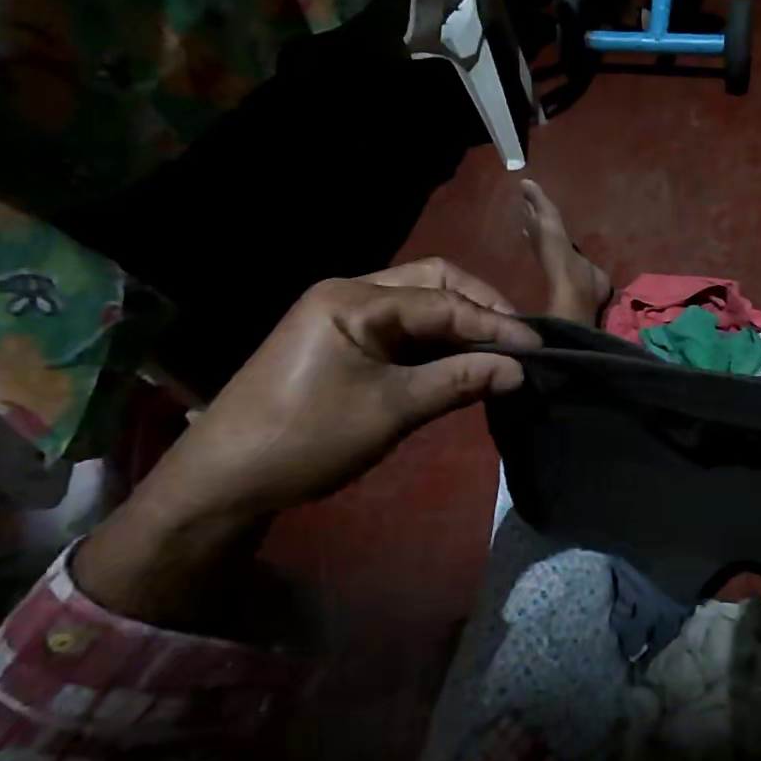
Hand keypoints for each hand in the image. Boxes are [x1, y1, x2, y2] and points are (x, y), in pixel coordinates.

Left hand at [74, 259, 539, 627]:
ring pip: (418, 302)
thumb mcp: (390, 410)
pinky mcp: (342, 338)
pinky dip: (434, 340)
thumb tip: (519, 369)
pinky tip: (458, 360)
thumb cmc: (306, 439)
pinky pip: (400, 326)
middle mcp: (349, 291)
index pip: (443, 301)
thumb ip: (458, 381)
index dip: (494, 323)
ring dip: (458, 323)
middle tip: (516, 341)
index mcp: (355, 299)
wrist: (224, 478)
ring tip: (497, 350)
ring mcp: (343, 313)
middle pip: (432, 282)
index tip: (535, 347)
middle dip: (479, 308)